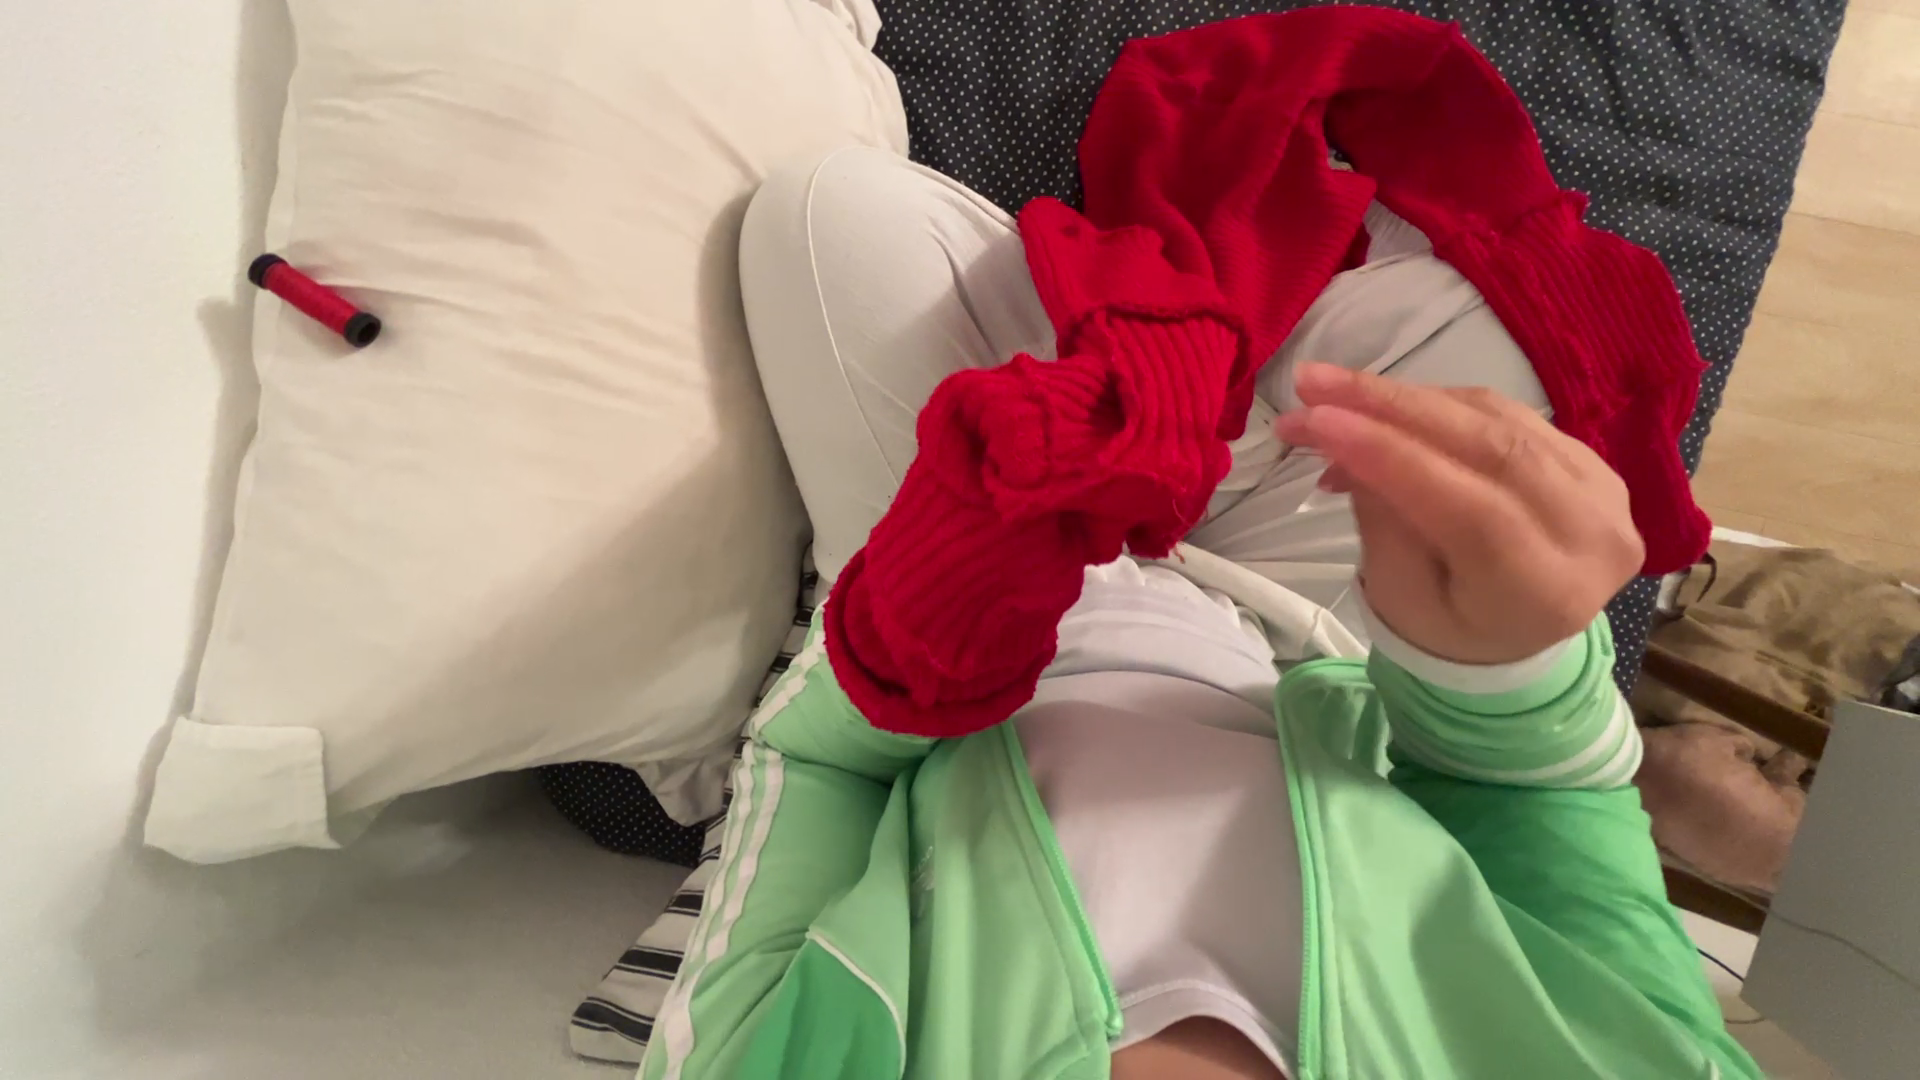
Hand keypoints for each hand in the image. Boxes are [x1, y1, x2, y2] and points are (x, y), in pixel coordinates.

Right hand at [1275, 364, 1642, 664]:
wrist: (1510, 635)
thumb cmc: (1442, 625)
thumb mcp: (1397, 593)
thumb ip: (1382, 521)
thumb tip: (1346, 444)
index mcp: (1544, 591)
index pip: (1468, 508)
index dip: (1388, 456)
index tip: (1314, 421)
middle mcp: (1591, 533)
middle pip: (1488, 447)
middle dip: (1387, 407)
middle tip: (1310, 383)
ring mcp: (1602, 488)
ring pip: (1493, 417)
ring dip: (1401, 396)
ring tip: (1330, 391)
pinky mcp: (1588, 458)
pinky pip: (1503, 412)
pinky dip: (1432, 403)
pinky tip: (1380, 405)